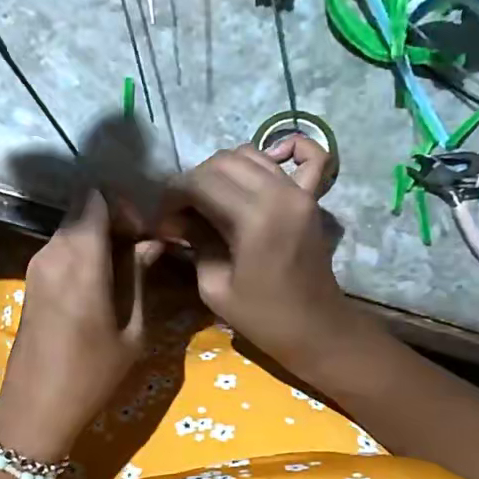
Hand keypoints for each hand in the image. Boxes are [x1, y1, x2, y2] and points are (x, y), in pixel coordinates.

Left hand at [0, 190, 159, 460]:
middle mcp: (52, 252)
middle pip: (83, 208)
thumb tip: (151, 243)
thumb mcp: (132, 330)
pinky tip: (103, 284)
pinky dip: (85, 252)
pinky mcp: (31, 281)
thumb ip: (139, 278)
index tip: (144, 236)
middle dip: (115, 220)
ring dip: (100, 237)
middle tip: (141, 252)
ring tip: (126, 271)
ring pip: (72, 228)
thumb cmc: (92, 375)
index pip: (95, 197)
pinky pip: (62, 248)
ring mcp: (37, 265)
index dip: (123, 207)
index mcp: (79, 260)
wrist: (36, 409)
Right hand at [171, 137, 353, 370]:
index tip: (162, 220)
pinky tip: (270, 156)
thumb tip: (174, 221)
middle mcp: (279, 193)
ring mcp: (299, 192)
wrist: (316, 330)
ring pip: (250, 155)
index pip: (200, 182)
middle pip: (221, 162)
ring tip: (209, 199)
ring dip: (223, 170)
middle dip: (193, 182)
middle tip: (181, 213)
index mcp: (254, 218)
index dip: (173, 196)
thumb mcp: (215, 287)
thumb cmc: (264, 318)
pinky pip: (308, 158)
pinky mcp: (311, 199)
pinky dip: (286, 149)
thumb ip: (195, 243)